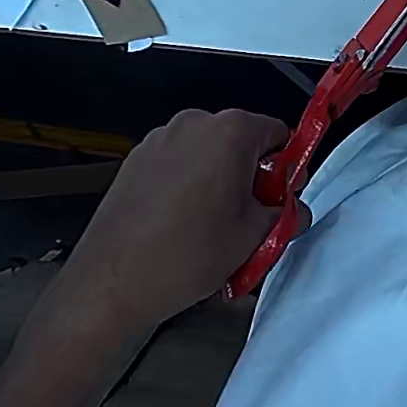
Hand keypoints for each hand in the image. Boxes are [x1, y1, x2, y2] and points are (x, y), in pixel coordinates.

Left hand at [62, 109, 289, 332]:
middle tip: (252, 216)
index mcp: (230, 132)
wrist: (112, 282)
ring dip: (221, 181)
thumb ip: (286, 214)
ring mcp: (161, 139)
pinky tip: (185, 223)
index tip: (284, 192)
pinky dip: (190, 184)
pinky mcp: (137, 158)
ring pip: (209, 153)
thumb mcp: (255, 236)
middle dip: (253, 176)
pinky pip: (179, 163)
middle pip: (242, 141)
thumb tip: (293, 209)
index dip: (288, 165)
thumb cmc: (183, 255)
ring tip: (215, 227)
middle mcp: (194, 124)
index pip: (279, 133)